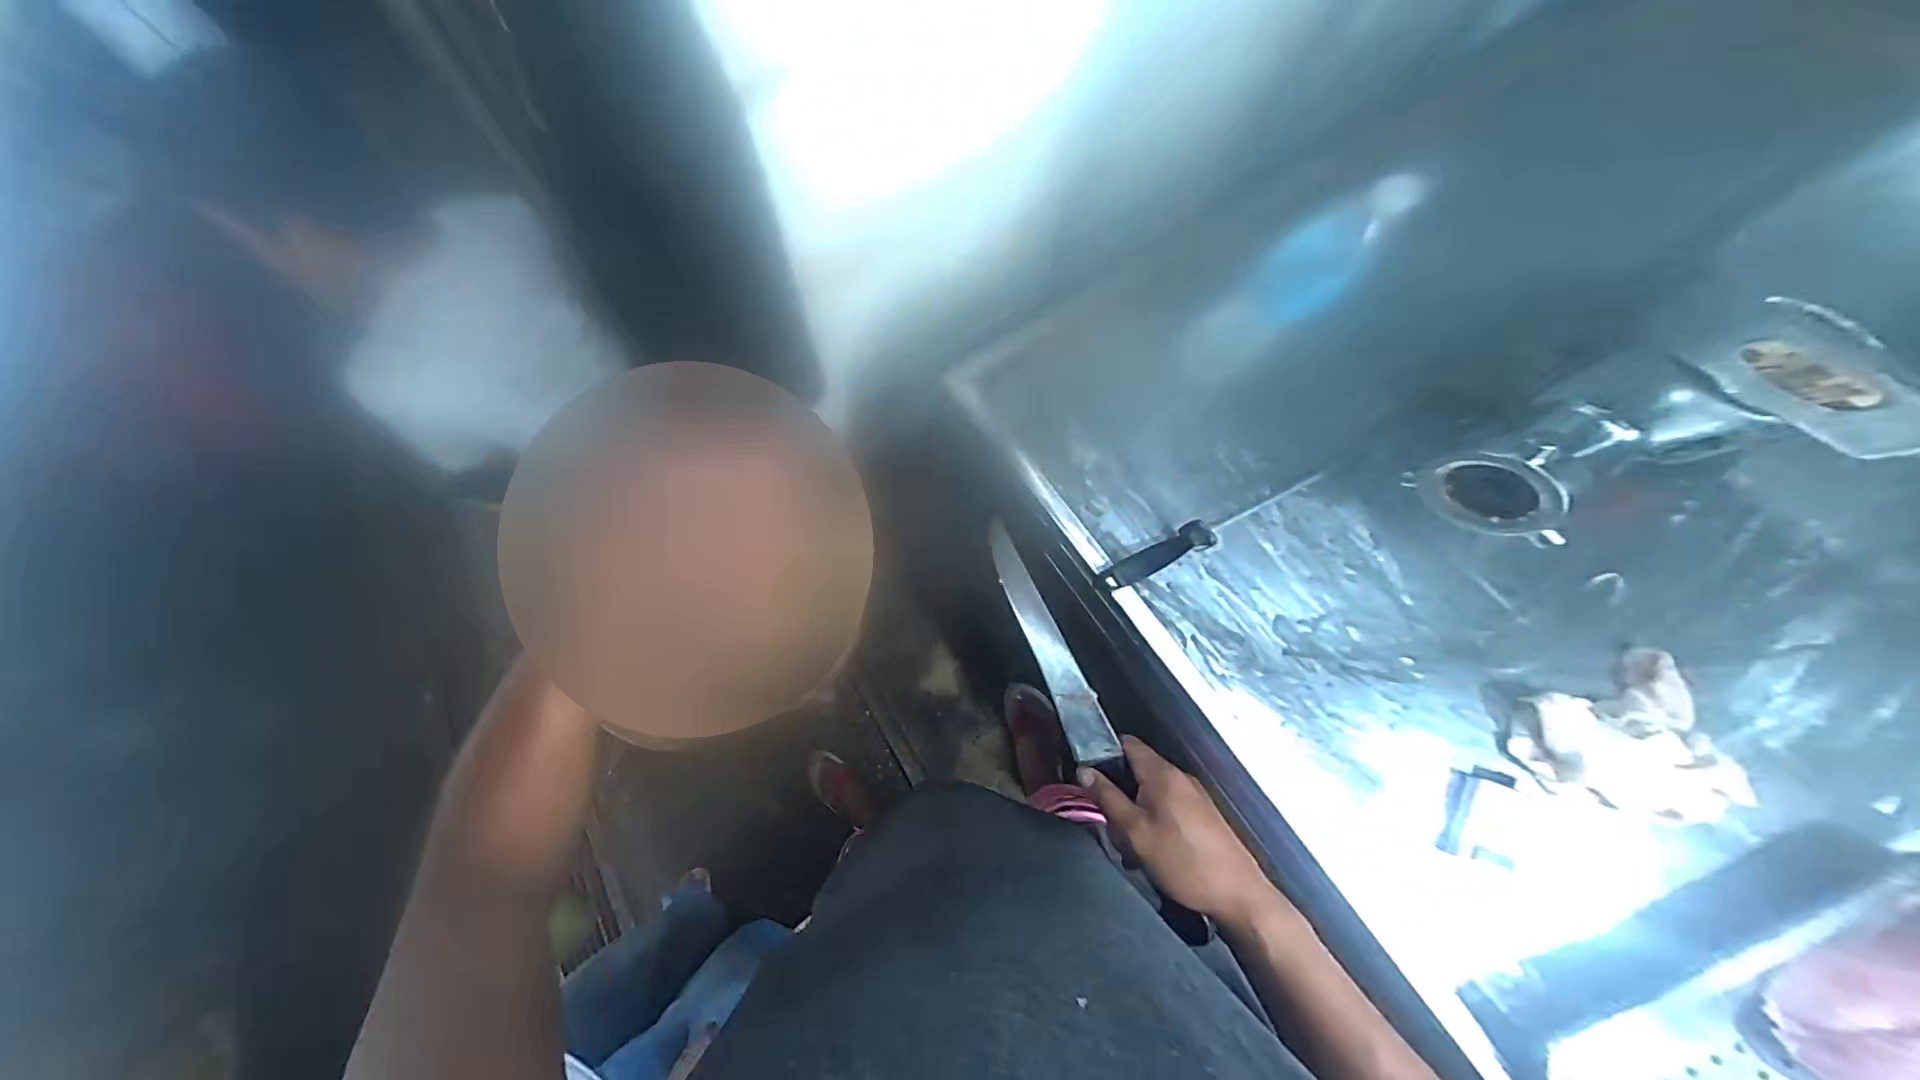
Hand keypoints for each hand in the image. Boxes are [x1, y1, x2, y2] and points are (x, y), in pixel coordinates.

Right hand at [1078, 735, 1283, 926]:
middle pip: (1137, 771)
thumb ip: (1107, 797)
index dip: (1103, 752)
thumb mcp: (1135, 831)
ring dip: (1135, 814)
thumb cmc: (1183, 861)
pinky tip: (1153, 853)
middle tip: (1112, 826)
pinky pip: (1167, 808)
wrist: (1239, 895)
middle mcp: (1180, 777)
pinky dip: (1153, 823)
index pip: (1127, 743)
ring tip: (1132, 849)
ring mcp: (1194, 795)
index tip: (1088, 775)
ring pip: (1150, 793)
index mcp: (1162, 773)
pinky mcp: (1203, 816)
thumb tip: (1085, 770)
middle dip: (1118, 794)